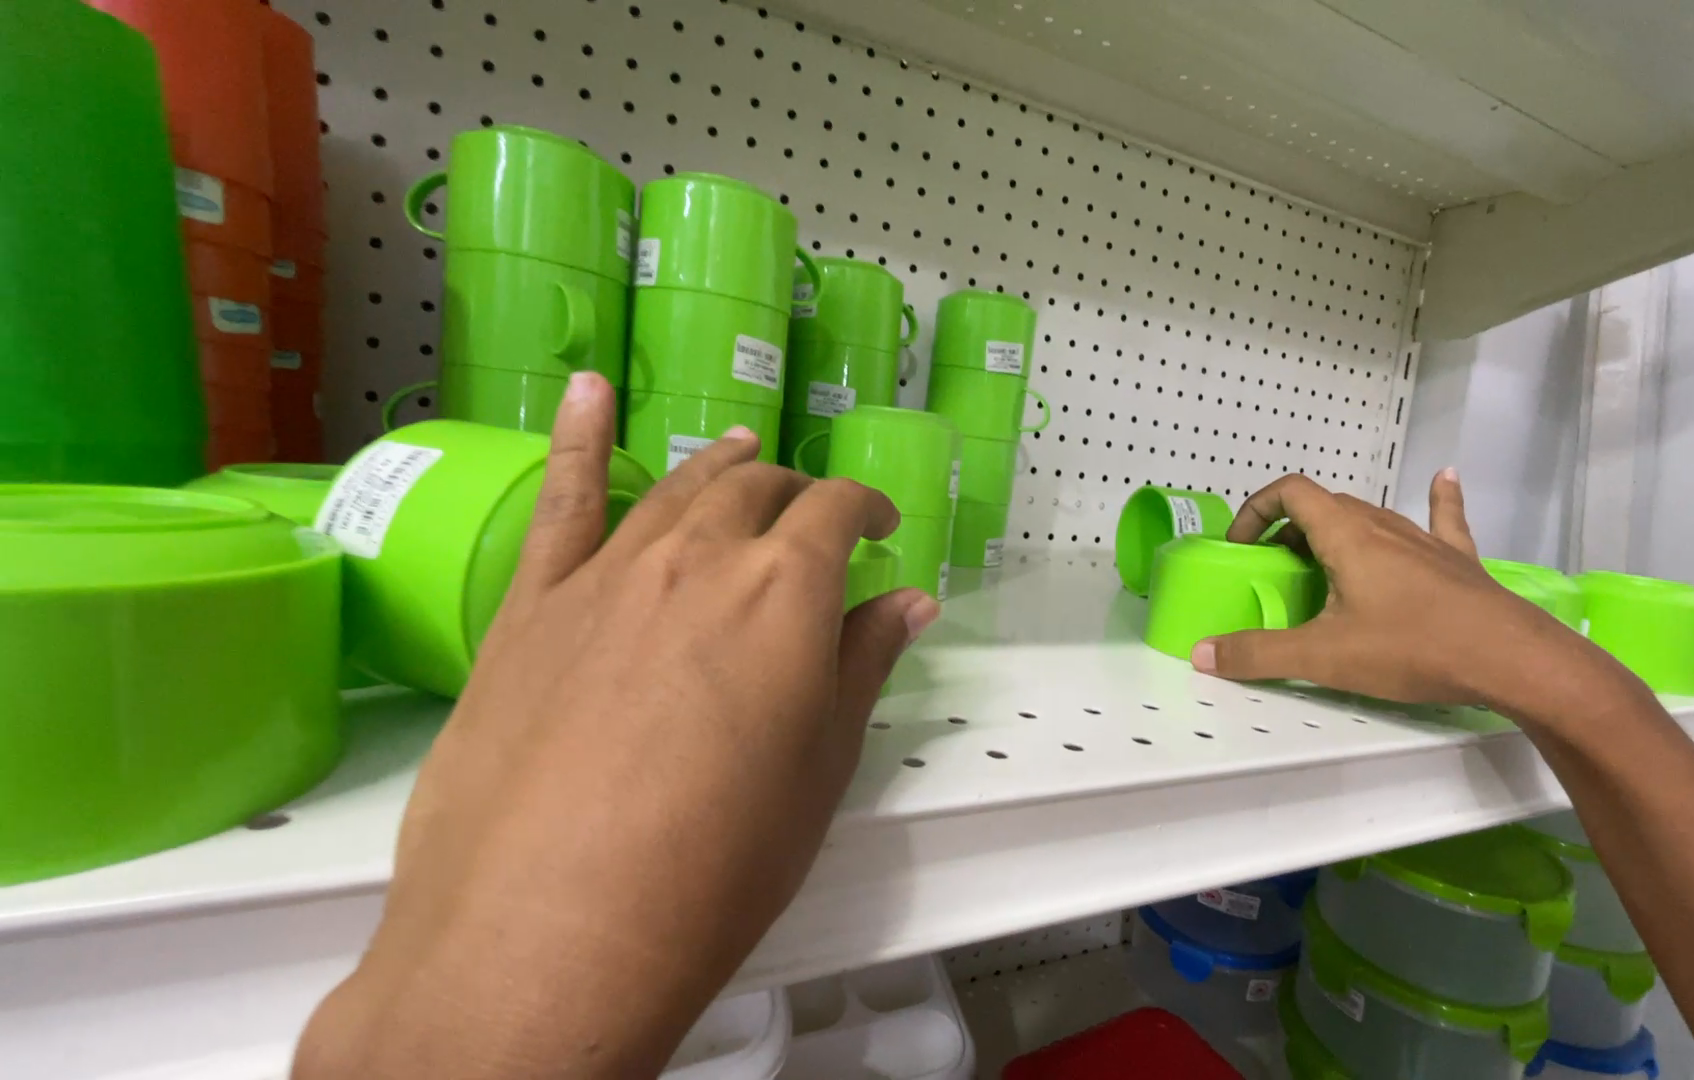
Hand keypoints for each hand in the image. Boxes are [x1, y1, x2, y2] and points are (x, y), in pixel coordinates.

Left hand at [295, 373, 941, 1079]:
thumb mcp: (821, 765)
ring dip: (722, 466)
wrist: (548, 937)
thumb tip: (912, 601)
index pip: (837, 510)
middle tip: (811, 523)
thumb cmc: (718, 861)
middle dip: (796, 496)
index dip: (866, 510)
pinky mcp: (534, 604)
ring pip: (680, 487)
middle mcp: (701, 556)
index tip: (879, 531)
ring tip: (742, 453)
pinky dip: (579, 438)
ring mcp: (610, 572)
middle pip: (759, 489)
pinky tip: (587, 392)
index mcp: (785, 590)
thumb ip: (864, 662)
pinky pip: (562, 500)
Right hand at [1192, 469, 1613, 708]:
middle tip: (1276, 570)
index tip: (1243, 547)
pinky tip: (1445, 478)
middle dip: (1288, 529)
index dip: (1256, 510)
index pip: (1289, 492)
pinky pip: (1443, 518)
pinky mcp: (1459, 560)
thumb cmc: (1413, 648)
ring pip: (1369, 516)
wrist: (1517, 662)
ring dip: (1336, 528)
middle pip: (1324, 506)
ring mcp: (1426, 540)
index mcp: (1346, 535)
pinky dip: (1438, 498)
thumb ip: (1258, 654)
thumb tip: (1201, 654)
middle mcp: (1383, 525)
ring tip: (1320, 555)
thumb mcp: (1323, 657)